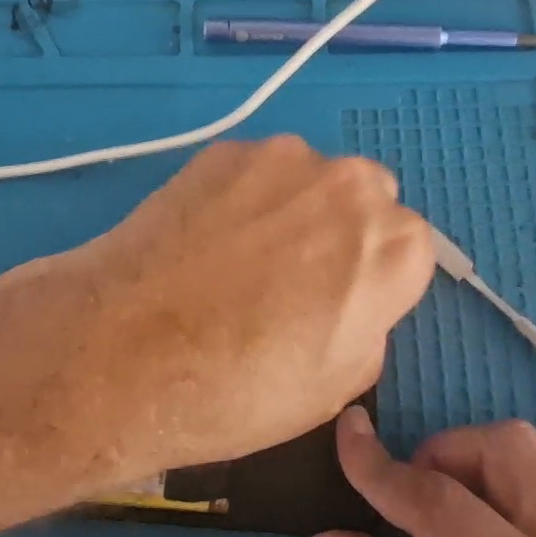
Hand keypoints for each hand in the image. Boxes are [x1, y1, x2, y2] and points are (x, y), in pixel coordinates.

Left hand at [46, 135, 434, 474]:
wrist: (125, 350)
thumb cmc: (243, 387)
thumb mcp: (339, 385)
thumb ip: (370, 323)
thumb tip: (351, 298)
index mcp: (396, 246)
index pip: (410, 250)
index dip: (374, 282)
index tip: (337, 305)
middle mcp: (352, 184)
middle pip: (366, 200)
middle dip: (342, 231)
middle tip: (292, 277)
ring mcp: (284, 157)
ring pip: (310, 178)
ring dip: (293, 206)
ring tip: (239, 256)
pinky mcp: (226, 149)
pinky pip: (256, 170)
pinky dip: (243, 194)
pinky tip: (205, 236)